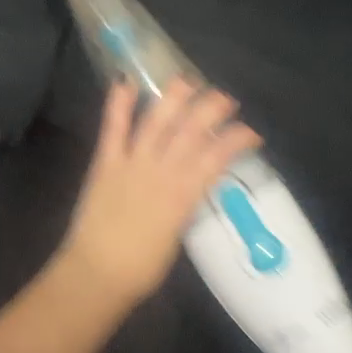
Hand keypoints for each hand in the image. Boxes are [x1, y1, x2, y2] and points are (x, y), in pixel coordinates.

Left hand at [54, 78, 262, 307]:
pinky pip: (113, 128)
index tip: (251, 132)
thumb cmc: (142, 266)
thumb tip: (190, 184)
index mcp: (184, 195)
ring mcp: (132, 163)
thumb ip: (184, 203)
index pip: (216, 158)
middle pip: (190, 132)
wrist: (100, 273)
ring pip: (156, 123)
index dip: (236, 141)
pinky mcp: (105, 162)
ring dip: (172, 99)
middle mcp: (161, 172)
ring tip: (187, 79)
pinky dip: (119, 105)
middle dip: (210, 110)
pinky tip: (125, 82)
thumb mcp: (177, 233)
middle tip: (224, 97)